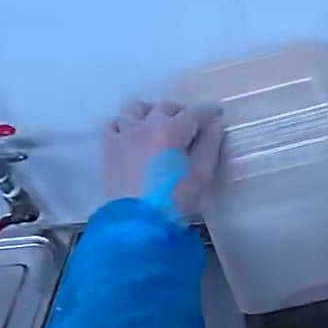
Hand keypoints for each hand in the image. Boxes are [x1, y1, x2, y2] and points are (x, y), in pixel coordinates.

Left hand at [101, 100, 225, 219]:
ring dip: (152, 111)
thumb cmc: (176, 197)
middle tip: (192, 123)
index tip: (217, 112)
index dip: (209, 111)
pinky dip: (127, 123)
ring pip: (137, 109)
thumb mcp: (202, 173)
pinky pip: (116, 124)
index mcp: (171, 130)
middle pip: (166, 106)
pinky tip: (134, 133)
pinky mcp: (110, 146)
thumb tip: (214, 125)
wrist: (139, 220)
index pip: (194, 112)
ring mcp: (124, 134)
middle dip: (182, 111)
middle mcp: (146, 125)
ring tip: (160, 122)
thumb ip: (210, 145)